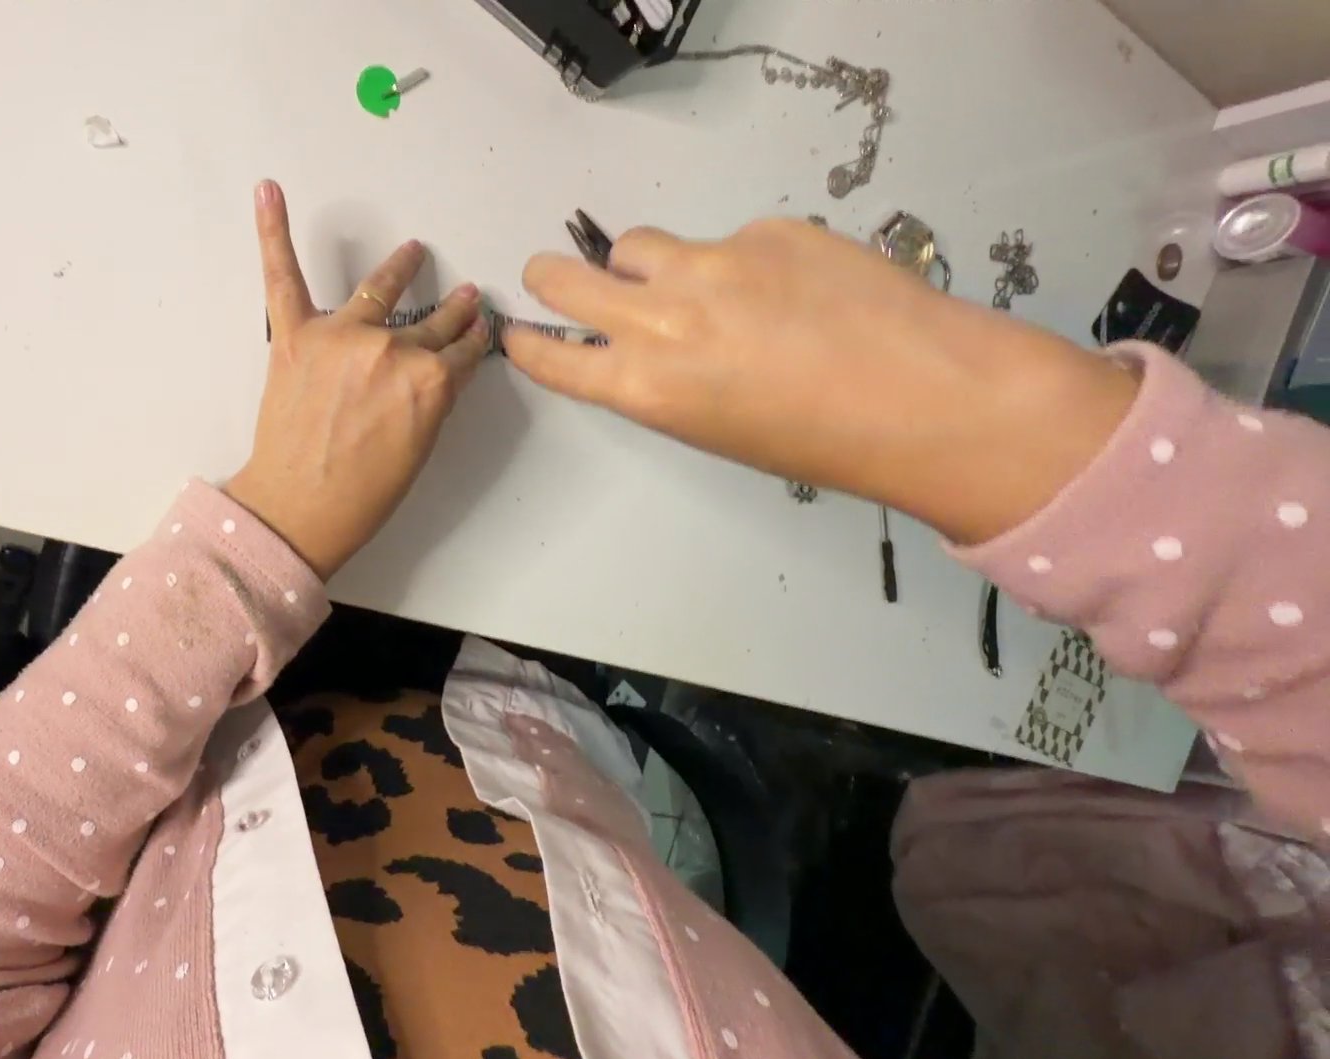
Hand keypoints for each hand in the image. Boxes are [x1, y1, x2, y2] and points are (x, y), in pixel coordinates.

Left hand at [224, 180, 488, 578]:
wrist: (300, 510)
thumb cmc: (363, 495)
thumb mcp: (420, 448)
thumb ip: (432, 400)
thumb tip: (436, 373)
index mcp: (431, 381)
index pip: (462, 350)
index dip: (473, 340)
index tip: (479, 328)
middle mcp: (391, 348)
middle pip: (430, 322)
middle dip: (453, 310)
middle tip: (464, 296)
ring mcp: (341, 336)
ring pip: (378, 291)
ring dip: (399, 269)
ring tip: (412, 252)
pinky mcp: (295, 335)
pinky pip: (283, 277)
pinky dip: (274, 232)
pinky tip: (269, 192)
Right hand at [503, 220, 1139, 544]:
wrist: (926, 396)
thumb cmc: (811, 442)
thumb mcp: (708, 427)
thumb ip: (657, 381)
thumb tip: (644, 345)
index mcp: (643, 385)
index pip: (551, 354)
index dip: (527, 343)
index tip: (518, 333)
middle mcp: (661, 317)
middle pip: (566, 276)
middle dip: (549, 278)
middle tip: (553, 277)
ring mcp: (713, 263)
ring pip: (639, 245)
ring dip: (641, 265)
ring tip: (686, 285)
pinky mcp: (767, 229)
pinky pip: (725, 241)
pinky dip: (734, 263)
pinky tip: (786, 290)